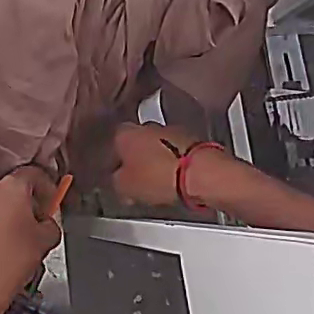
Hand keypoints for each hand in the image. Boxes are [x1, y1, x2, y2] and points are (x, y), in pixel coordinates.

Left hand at [0, 168, 60, 313]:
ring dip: (5, 214)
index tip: (50, 198)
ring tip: (14, 239)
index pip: (34, 174)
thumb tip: (48, 221)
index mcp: (11, 188)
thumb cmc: (7, 265)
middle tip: (35, 223)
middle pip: (12, 188)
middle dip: (25, 203)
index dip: (47, 187)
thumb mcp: (45, 241)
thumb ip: (51, 222)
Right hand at [107, 122, 240, 207]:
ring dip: (155, 160)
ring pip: (156, 147)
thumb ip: (116, 181)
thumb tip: (118, 180)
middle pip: (135, 144)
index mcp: (124, 133)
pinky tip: (174, 180)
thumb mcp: (124, 186)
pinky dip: (173, 163)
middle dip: (135, 160)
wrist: (201, 175)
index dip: (113, 163)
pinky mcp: (191, 139)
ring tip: (158, 184)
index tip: (116, 177)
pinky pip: (175, 152)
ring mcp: (170, 131)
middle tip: (136, 181)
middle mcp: (146, 126)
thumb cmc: (159, 177)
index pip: (111, 146)